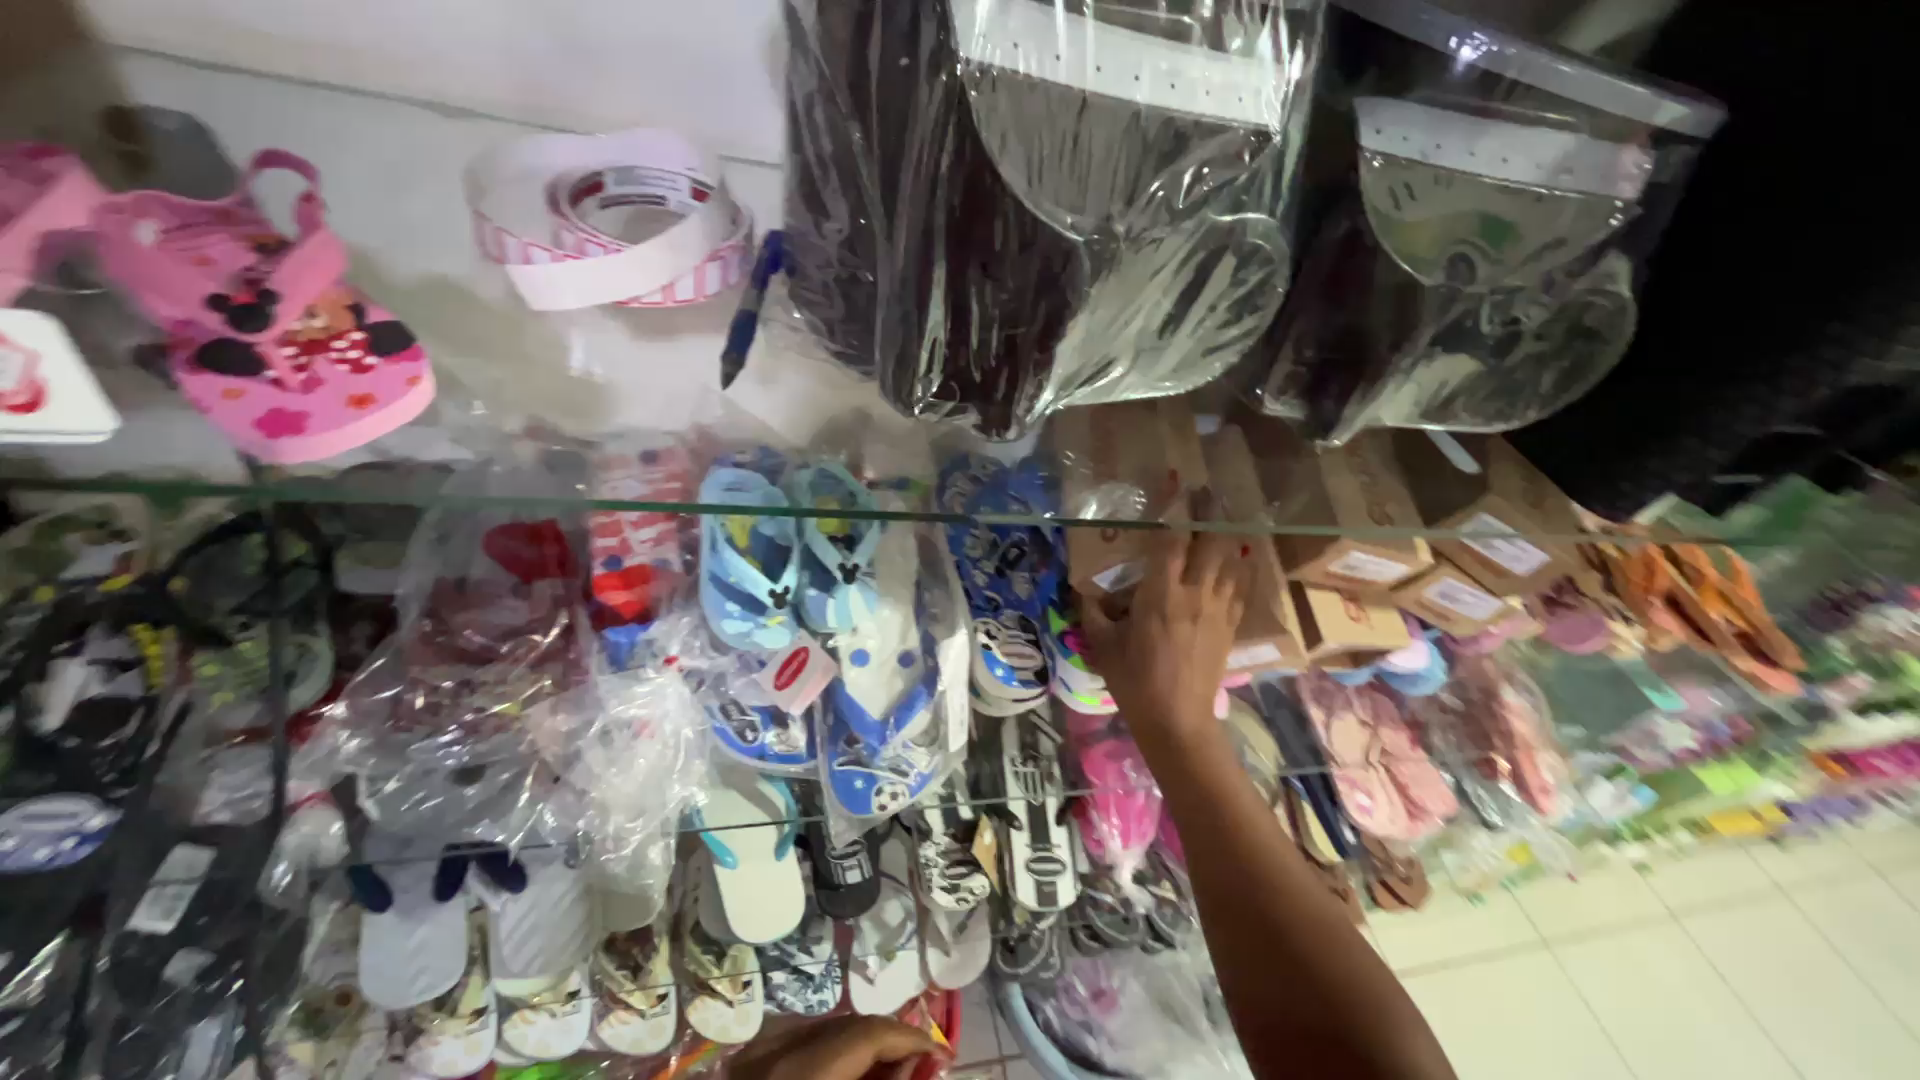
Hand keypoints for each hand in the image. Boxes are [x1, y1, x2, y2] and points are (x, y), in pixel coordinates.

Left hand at [727, 1015, 948, 1079]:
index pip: (868, 1031)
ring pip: (823, 1030)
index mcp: (801, 1075)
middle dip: (889, 1041)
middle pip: (848, 1025)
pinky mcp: (743, 1066)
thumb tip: (915, 1068)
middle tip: (921, 1066)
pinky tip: (845, 1074)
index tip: (943, 1055)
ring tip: (886, 1071)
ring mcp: (752, 1056)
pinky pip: (796, 1044)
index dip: (911, 1038)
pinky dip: (829, 1054)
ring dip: (860, 1047)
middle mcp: (773, 1051)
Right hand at [1080, 490, 1249, 742]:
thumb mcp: (1102, 645)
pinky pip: (1243, 586)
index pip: (1172, 540)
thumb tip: (1083, 590)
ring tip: (1227, 516)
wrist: (1176, 719)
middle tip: (1208, 492)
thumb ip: (1092, 612)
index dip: (1176, 510)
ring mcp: (1218, 609)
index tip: (1177, 487)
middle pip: (1212, 541)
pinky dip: (1244, 566)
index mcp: (1160, 593)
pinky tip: (1244, 556)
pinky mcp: (1231, 626)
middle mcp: (1195, 593)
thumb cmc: (1134, 681)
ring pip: (1233, 560)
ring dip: (1230, 535)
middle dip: (1211, 513)